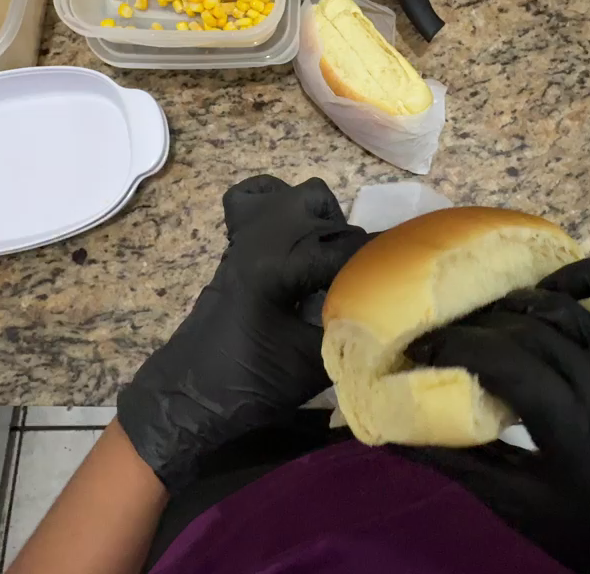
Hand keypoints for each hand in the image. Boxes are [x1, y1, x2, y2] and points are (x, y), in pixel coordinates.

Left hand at [117, 175, 366, 491]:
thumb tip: (389, 307)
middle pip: (330, 216)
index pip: (347, 247)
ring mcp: (247, 231)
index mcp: (281, 264)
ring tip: (329, 261)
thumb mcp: (312, 364)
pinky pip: (258, 196)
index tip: (399, 278)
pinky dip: (281, 203)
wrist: (190, 394)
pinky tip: (294, 234)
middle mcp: (265, 236)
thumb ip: (352, 327)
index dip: (378, 262)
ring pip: (301, 197)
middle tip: (358, 280)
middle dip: (352, 246)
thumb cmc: (251, 383)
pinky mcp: (236, 238)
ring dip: (324, 221)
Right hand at [408, 259, 589, 573]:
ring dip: (515, 306)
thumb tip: (394, 429)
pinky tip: (552, 288)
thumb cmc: (585, 525)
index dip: (460, 348)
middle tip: (441, 339)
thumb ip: (455, 461)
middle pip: (528, 332)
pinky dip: (588, 277)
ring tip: (484, 323)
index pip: (510, 364)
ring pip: (561, 307)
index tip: (421, 351)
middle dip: (475, 330)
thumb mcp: (514, 503)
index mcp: (576, 431)